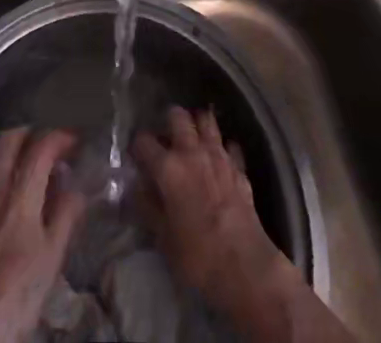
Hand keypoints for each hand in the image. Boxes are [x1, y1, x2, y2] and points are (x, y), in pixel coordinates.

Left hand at [0, 127, 87, 342]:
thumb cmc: (16, 296)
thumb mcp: (52, 259)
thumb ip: (66, 215)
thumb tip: (77, 186)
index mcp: (20, 196)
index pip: (41, 148)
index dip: (60, 138)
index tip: (73, 142)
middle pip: (7, 140)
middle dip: (29, 135)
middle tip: (45, 148)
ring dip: (2, 158)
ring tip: (16, 174)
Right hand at [135, 108, 356, 342]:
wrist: (244, 264)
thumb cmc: (196, 254)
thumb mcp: (161, 235)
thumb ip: (147, 204)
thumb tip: (137, 185)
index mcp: (167, 168)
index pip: (144, 141)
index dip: (137, 145)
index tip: (136, 155)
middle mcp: (192, 152)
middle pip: (178, 117)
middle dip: (169, 120)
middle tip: (166, 135)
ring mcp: (219, 156)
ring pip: (207, 121)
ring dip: (198, 124)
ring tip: (192, 136)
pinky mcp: (239, 167)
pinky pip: (230, 145)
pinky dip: (224, 147)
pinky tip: (220, 157)